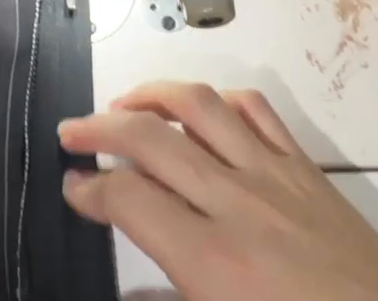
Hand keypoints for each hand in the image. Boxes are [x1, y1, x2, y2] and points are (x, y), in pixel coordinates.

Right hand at [60, 82, 377, 300]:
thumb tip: (130, 290)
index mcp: (211, 259)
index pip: (129, 198)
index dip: (89, 189)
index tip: (71, 187)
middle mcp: (235, 201)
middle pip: (151, 138)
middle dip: (100, 128)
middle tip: (71, 132)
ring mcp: (273, 174)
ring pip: (200, 105)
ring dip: (151, 96)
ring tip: (123, 105)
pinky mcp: (305, 167)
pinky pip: (256, 110)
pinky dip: (217, 99)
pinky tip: (198, 109)